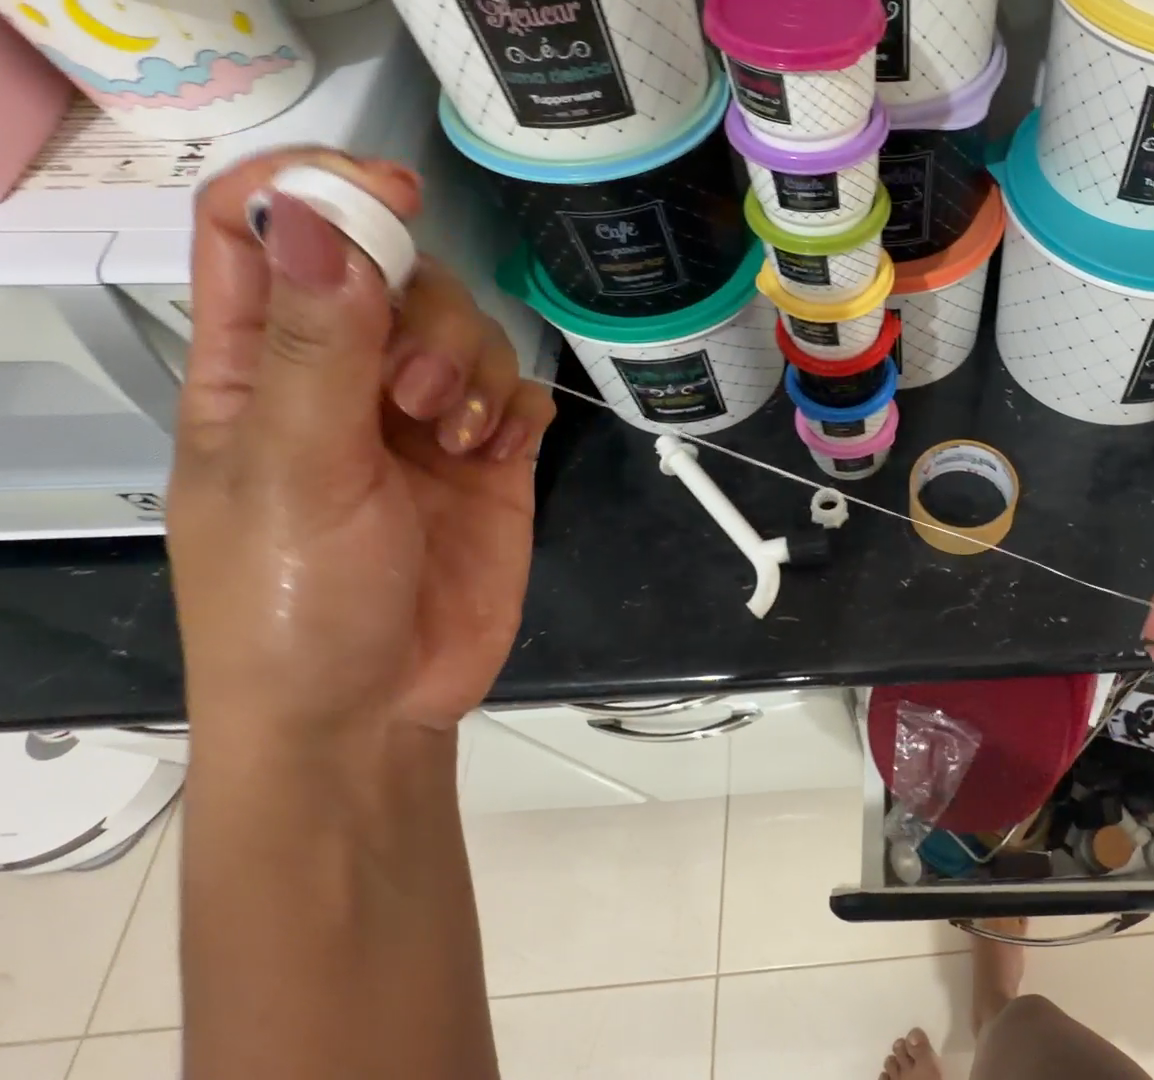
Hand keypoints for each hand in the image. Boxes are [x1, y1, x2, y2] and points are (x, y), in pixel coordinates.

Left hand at [168, 150, 556, 738]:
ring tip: (458, 440)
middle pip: (394, 276)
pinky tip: (502, 450)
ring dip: (473, 369)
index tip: (389, 200)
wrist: (377, 710)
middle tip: (417, 397)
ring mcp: (423, 424)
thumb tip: (320, 218)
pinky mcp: (492, 463)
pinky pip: (519, 395)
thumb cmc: (296, 600)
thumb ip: (318, 348)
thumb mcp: (295, 471)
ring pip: (467, 332)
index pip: (263, 234)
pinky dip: (517, 408)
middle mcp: (343, 381)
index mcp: (254, 368)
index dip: (316, 195)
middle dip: (422, 317)